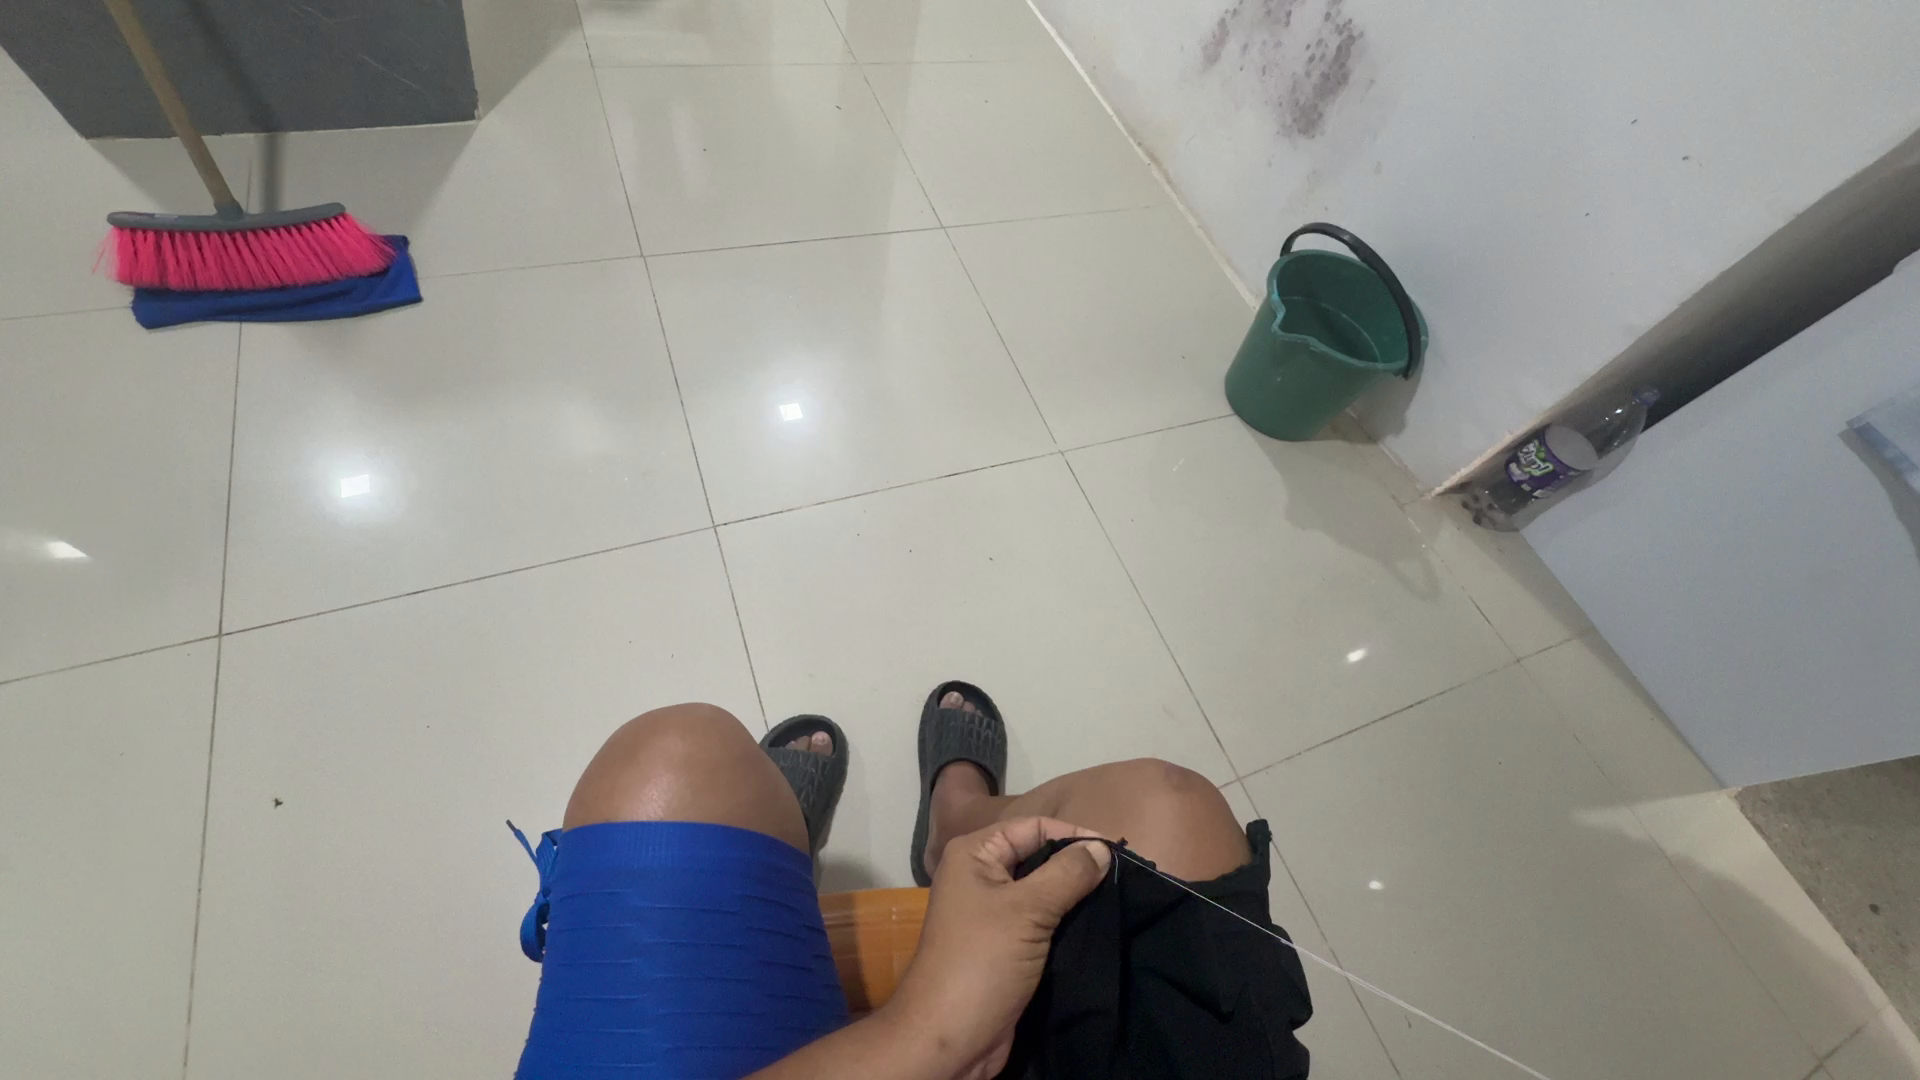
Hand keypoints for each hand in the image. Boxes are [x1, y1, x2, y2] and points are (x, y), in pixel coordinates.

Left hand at [884, 817, 1112, 1078]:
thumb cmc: (981, 961)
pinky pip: (1040, 922)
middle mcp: (980, 874)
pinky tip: (1095, 926)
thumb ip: (1066, 874)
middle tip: (1120, 877)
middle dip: (1075, 866)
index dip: (1072, 835)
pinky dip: (1065, 922)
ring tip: (1115, 900)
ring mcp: (991, 911)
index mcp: (974, 853)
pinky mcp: (1004, 944)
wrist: (947, 1039)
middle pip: (1037, 856)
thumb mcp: (1027, 911)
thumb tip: (1101, 848)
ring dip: (1074, 897)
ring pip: (1041, 891)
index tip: (1115, 852)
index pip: (1032, 827)